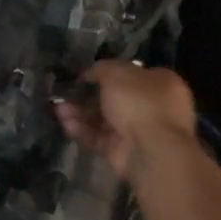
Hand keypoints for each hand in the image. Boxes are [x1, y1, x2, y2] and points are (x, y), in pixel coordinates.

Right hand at [54, 61, 197, 180]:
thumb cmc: (140, 102)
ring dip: (80, 112)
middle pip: (115, 98)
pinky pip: (99, 137)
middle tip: (66, 92)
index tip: (86, 74)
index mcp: (162, 84)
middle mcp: (153, 107)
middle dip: (88, 95)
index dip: (109, 72)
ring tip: (58, 107)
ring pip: (104, 118)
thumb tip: (91, 72)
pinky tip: (64, 122)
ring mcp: (138, 131)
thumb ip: (102, 68)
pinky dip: (82, 130)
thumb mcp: (117, 73)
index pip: (134, 74)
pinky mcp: (123, 151)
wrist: (151, 150)